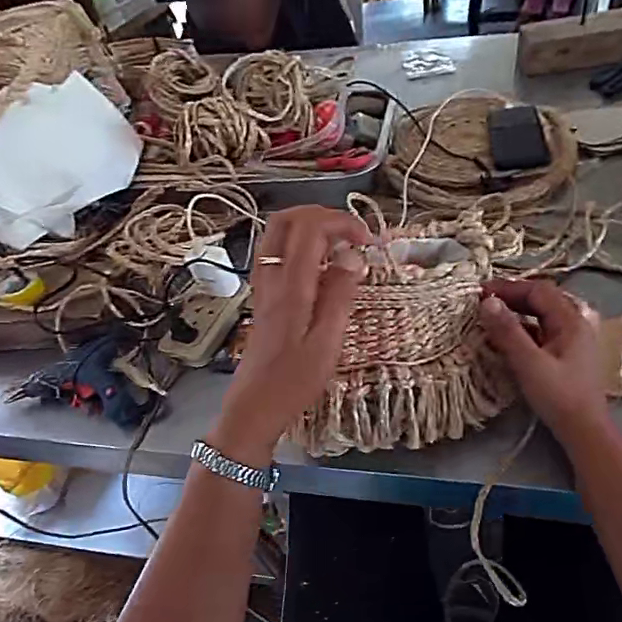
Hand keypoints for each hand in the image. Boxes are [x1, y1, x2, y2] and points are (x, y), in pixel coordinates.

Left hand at [211, 207, 370, 465]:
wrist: (254, 406)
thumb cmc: (294, 381)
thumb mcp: (327, 343)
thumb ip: (340, 295)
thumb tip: (353, 256)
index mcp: (290, 287)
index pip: (310, 228)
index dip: (341, 222)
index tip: (367, 240)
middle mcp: (271, 278)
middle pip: (286, 220)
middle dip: (322, 215)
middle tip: (352, 234)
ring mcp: (263, 285)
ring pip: (278, 233)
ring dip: (309, 227)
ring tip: (339, 245)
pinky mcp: (263, 296)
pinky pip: (276, 254)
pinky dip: (301, 246)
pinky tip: (321, 267)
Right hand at [478, 279, 612, 442]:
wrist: (585, 431)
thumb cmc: (559, 396)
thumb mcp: (529, 363)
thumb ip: (507, 331)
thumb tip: (487, 302)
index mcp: (571, 320)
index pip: (538, 290)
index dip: (509, 287)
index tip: (481, 292)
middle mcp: (576, 324)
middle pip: (542, 300)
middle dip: (513, 298)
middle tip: (484, 302)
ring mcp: (574, 341)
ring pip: (543, 317)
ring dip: (518, 314)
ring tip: (492, 318)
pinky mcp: (568, 357)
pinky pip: (544, 333)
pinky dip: (524, 331)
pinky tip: (508, 340)